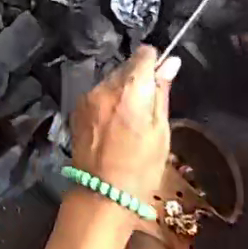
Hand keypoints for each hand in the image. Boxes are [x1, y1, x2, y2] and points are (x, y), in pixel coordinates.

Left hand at [70, 46, 179, 218]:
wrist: (102, 192)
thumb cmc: (141, 166)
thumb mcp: (160, 130)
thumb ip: (162, 92)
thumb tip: (170, 62)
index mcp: (130, 90)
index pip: (142, 56)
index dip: (154, 60)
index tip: (161, 71)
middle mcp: (104, 87)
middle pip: (125, 67)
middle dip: (138, 77)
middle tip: (149, 101)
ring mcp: (87, 97)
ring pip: (110, 80)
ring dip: (122, 89)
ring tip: (131, 116)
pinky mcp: (76, 108)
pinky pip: (97, 94)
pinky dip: (107, 100)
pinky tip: (114, 122)